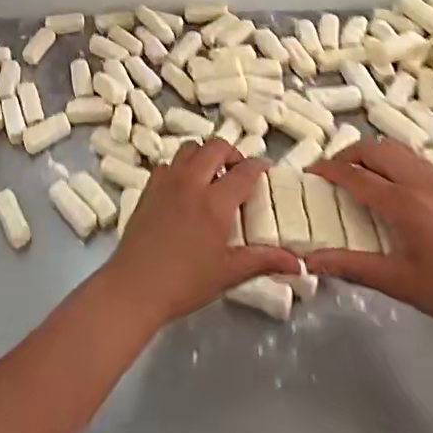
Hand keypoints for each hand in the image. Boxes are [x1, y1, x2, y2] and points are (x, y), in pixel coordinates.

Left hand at [94, 141, 300, 327]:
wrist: (134, 286)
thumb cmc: (185, 282)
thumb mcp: (229, 273)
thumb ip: (263, 260)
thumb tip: (298, 263)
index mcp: (215, 202)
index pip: (244, 171)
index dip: (259, 166)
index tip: (265, 170)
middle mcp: (190, 183)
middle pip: (214, 147)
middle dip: (232, 153)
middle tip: (238, 171)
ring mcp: (166, 182)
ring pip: (189, 149)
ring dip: (204, 154)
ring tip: (212, 175)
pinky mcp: (148, 188)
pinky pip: (168, 164)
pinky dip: (181, 167)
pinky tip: (185, 188)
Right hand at [307, 140, 432, 339]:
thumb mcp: (395, 282)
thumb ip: (349, 266)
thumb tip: (308, 261)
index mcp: (404, 205)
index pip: (356, 175)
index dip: (328, 170)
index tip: (309, 173)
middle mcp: (421, 185)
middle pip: (376, 150)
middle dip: (348, 154)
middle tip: (331, 172)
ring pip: (397, 149)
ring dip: (371, 154)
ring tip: (356, 173)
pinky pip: (414, 159)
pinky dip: (392, 160)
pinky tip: (388, 184)